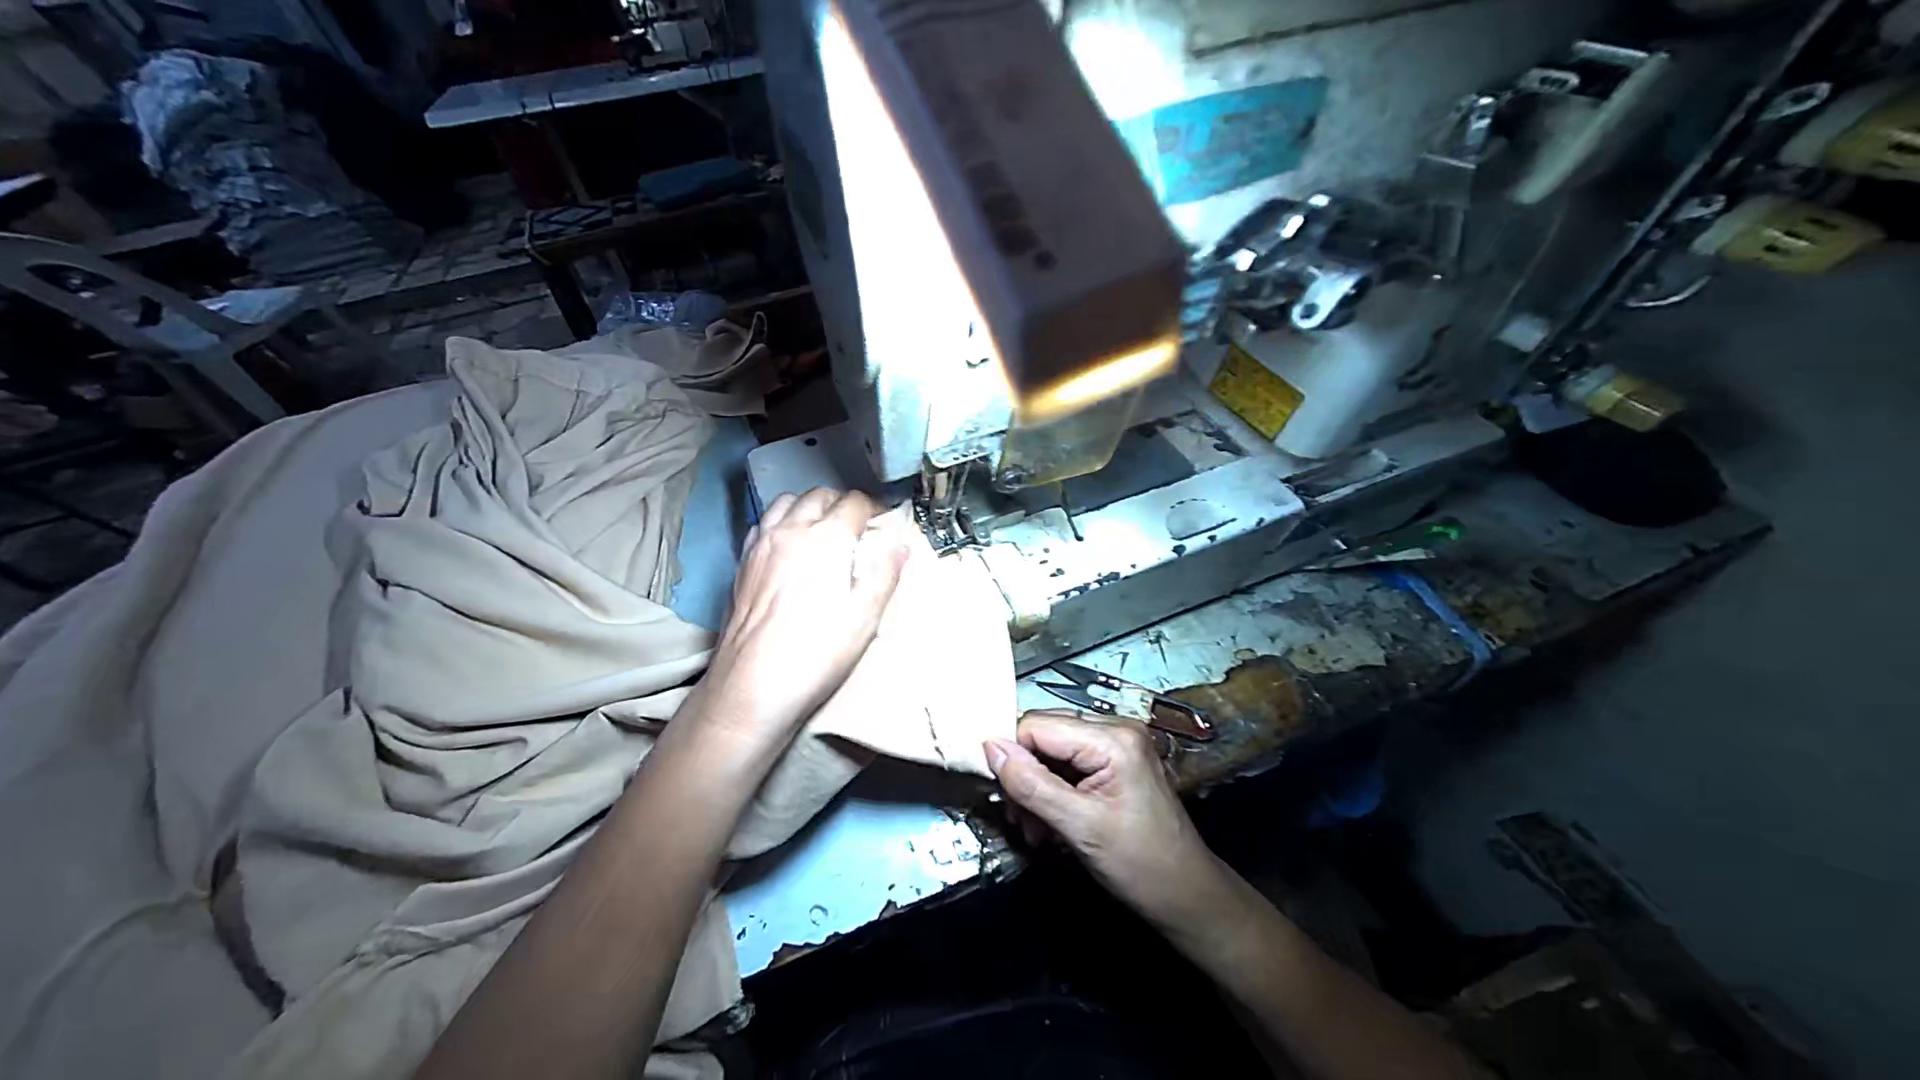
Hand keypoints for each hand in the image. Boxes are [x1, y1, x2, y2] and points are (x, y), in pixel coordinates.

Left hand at [698, 488, 908, 747]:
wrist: (751, 686)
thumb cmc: (815, 655)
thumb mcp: (864, 619)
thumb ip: (884, 576)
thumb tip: (900, 549)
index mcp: (826, 538)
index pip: (855, 502)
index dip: (875, 508)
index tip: (883, 522)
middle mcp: (791, 530)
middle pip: (820, 495)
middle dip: (842, 504)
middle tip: (857, 527)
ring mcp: (761, 544)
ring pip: (787, 502)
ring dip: (809, 506)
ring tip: (822, 530)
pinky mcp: (742, 562)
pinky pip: (764, 523)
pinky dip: (782, 522)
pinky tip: (788, 545)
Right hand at [985, 710, 1224, 925]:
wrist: (1187, 897)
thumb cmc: (1141, 865)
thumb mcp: (1080, 827)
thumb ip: (1032, 784)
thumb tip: (989, 747)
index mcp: (1112, 738)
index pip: (1037, 726)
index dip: (1012, 757)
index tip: (1005, 799)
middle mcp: (1114, 729)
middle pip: (1043, 734)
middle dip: (1023, 776)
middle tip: (1021, 820)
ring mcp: (1116, 745)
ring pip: (1050, 751)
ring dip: (1034, 788)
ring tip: (1036, 829)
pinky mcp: (1113, 763)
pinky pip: (1066, 764)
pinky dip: (1051, 791)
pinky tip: (1050, 823)